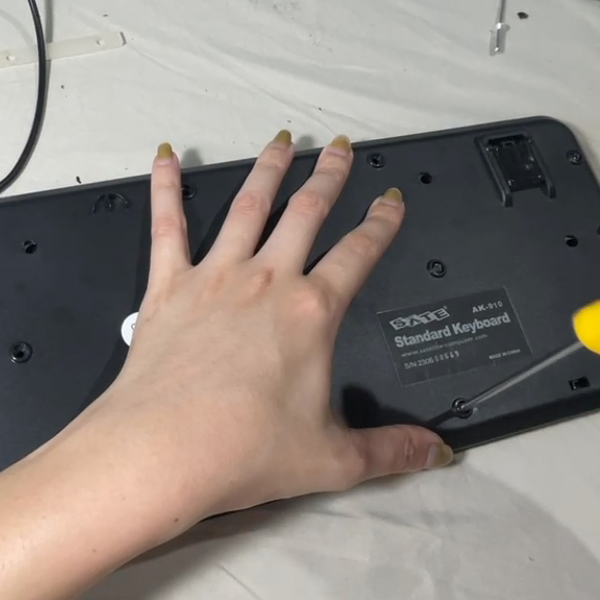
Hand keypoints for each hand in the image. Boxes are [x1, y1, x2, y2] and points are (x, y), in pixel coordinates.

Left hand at [56, 132, 450, 530]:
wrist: (164, 448)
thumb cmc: (242, 450)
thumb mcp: (332, 458)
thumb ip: (388, 449)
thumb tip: (434, 452)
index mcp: (311, 313)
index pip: (358, 254)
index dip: (380, 224)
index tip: (389, 201)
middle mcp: (266, 282)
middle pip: (306, 213)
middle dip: (328, 177)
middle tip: (340, 149)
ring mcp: (215, 277)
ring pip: (247, 206)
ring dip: (268, 170)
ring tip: (281, 141)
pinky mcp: (168, 286)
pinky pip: (166, 225)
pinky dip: (165, 188)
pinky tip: (165, 157)